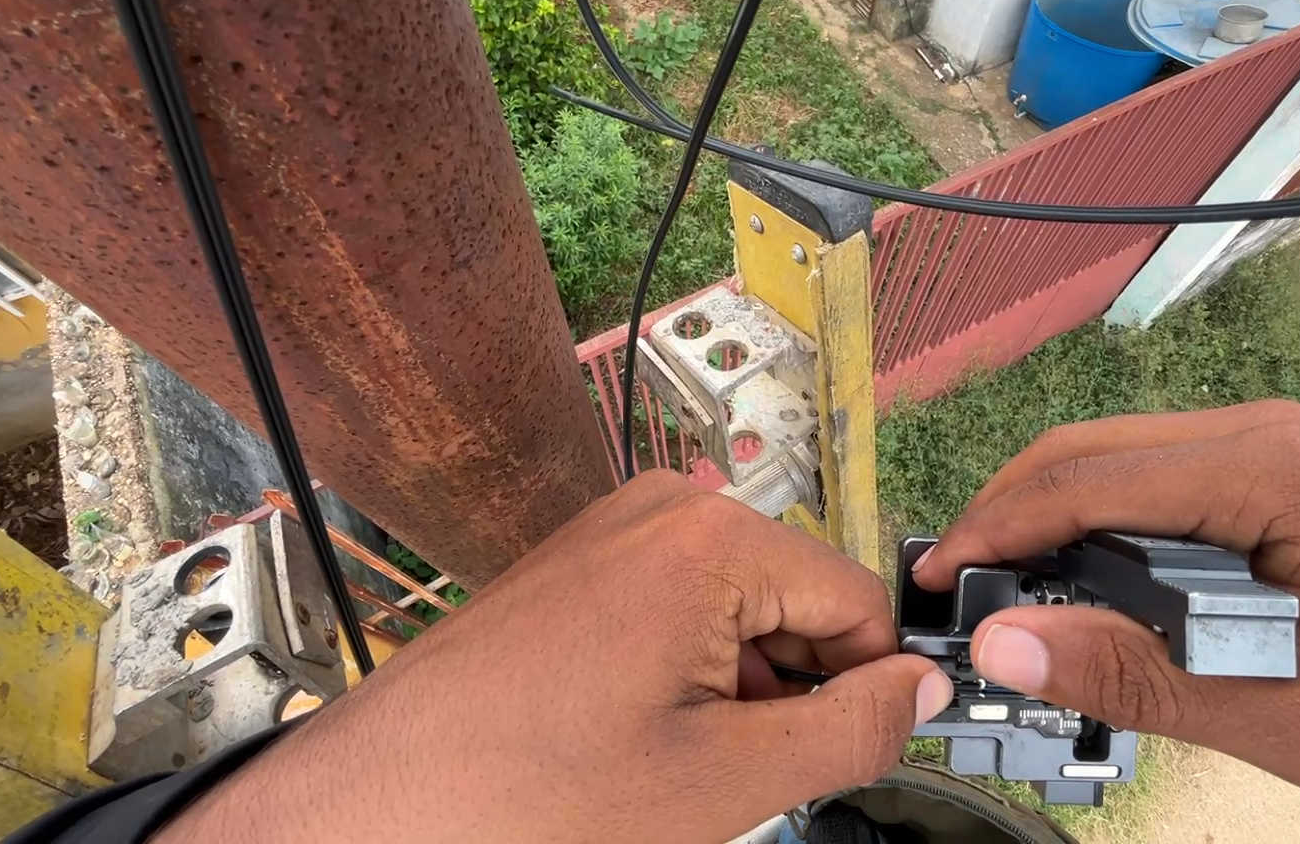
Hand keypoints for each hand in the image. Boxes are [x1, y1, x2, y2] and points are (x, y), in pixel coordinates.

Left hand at [159, 472, 951, 843]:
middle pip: (795, 591)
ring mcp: (626, 517)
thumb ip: (847, 730)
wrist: (378, 797)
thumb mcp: (724, 780)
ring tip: (680, 744)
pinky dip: (693, 649)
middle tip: (736, 759)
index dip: (863, 680)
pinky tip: (645, 710)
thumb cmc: (542, 794)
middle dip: (791, 677)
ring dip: (742, 670)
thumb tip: (921, 690)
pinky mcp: (594, 543)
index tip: (836, 746)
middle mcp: (674, 503)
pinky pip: (686, 586)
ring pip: (742, 593)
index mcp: (716, 537)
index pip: (854, 598)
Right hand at [913, 401, 1299, 843]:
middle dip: (1009, 514)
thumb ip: (1134, 673)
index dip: (1000, 527)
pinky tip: (1076, 579)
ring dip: (1046, 521)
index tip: (938, 579)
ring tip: (1004, 588)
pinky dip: (1093, 530)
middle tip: (957, 587)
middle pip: (1086, 453)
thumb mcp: (1295, 717)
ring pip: (1109, 465)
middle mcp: (1260, 434)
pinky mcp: (1270, 482)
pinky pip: (1148, 487)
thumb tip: (1000, 646)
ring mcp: (1267, 450)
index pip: (1088, 480)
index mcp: (1272, 467)